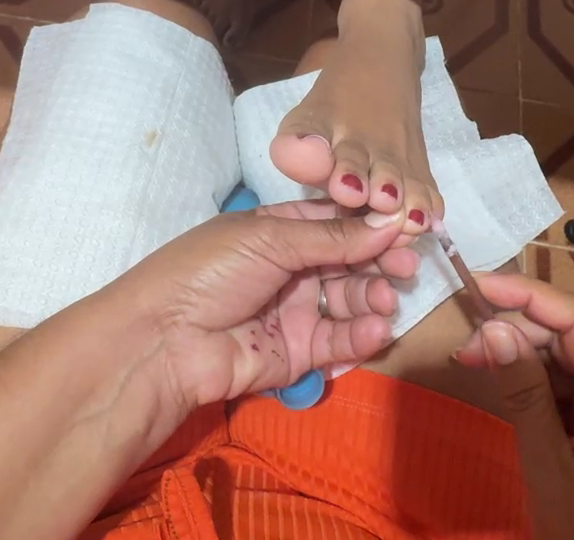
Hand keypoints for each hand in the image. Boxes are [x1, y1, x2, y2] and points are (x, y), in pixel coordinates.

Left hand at [107, 200, 419, 410]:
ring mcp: (295, 310)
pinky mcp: (297, 353)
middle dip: (379, 262)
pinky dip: (360, 335)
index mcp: (279, 230)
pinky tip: (376, 329)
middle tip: (408, 266)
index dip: (370, 224)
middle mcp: (291, 267)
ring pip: (349, 300)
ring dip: (373, 298)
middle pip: (349, 261)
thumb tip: (389, 221)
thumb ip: (331, 236)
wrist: (165, 339)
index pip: (335, 221)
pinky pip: (337, 341)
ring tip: (387, 300)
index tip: (408, 225)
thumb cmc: (211, 269)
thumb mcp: (269, 239)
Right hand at [453, 274, 573, 539]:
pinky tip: (507, 390)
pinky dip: (537, 384)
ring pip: (571, 361)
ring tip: (475, 366)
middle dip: (517, 329)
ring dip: (522, 355)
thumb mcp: (554, 480)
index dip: (529, 294)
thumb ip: (526, 400)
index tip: (476, 286)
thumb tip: (493, 327)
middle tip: (464, 351)